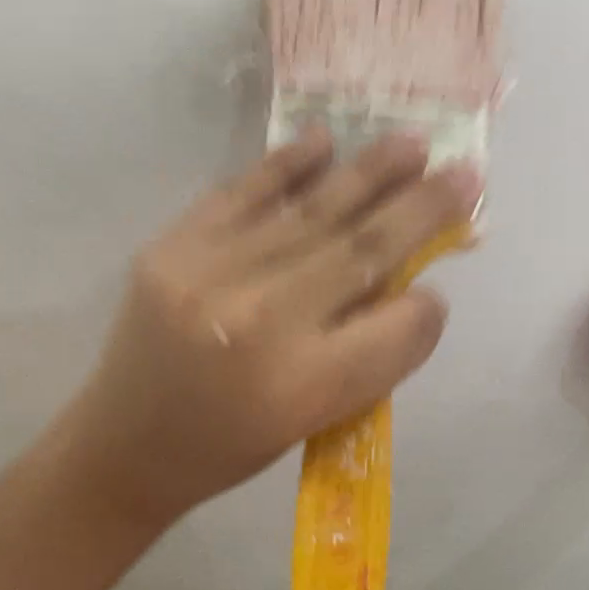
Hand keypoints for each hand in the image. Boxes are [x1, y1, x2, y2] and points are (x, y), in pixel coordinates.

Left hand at [66, 129, 480, 519]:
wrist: (124, 445)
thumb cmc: (227, 448)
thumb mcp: (310, 421)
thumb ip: (364, 358)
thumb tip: (411, 289)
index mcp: (301, 387)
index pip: (394, 329)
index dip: (425, 307)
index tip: (438, 286)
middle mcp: (259, 324)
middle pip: (360, 254)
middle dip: (420, 210)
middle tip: (464, 175)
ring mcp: (209, 277)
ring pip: (310, 214)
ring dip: (368, 175)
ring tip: (413, 145)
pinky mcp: (170, 249)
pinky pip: (241, 195)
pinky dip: (286, 166)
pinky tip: (326, 141)